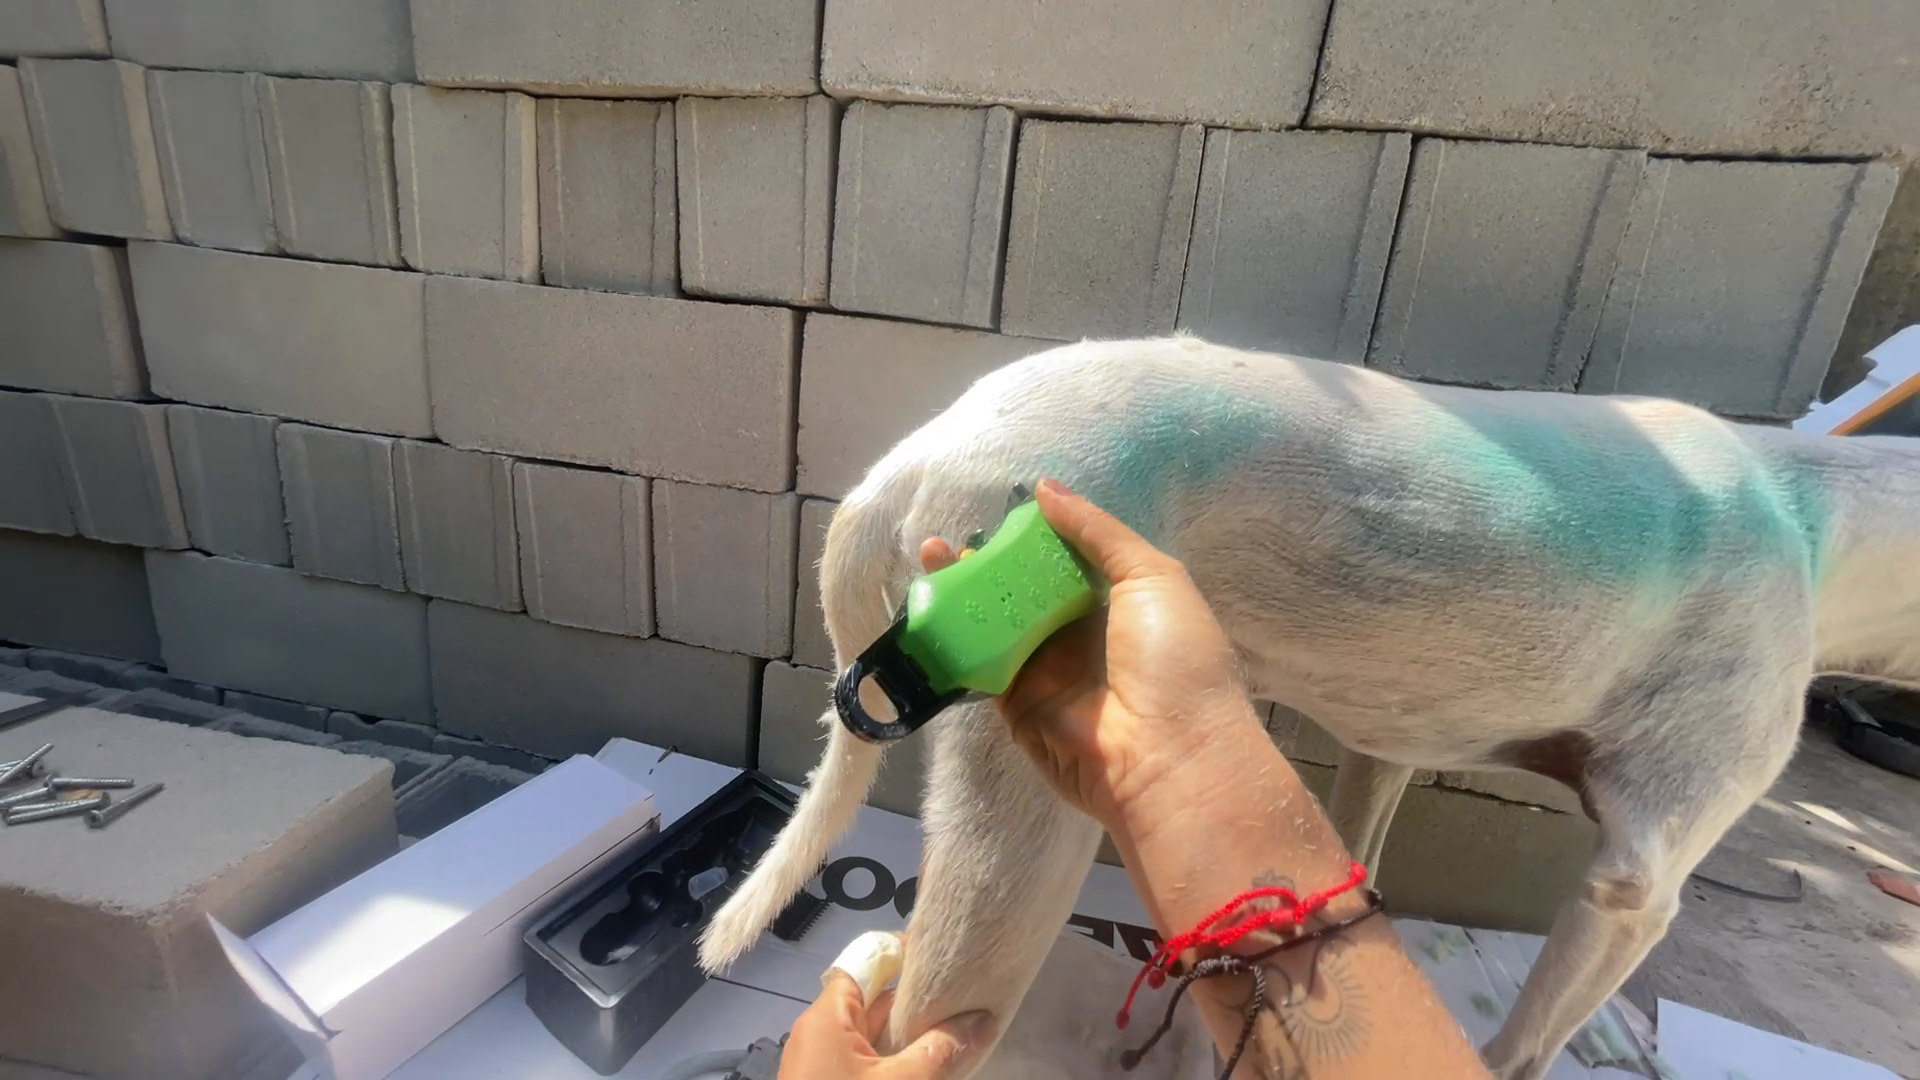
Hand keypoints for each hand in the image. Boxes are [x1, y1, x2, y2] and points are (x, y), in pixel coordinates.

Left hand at [778, 972, 992, 1078]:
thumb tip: (984, 1021)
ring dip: (908, 1040)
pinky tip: (925, 1072)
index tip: (942, 963)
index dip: (905, 957)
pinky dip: (892, 1064)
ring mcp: (821, 1063)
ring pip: (873, 1035)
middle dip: (916, 1006)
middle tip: (960, 1006)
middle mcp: (820, 1030)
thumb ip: (941, 1051)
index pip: (869, 962)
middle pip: (874, 1000)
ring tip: (952, 1037)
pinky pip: (864, 1063)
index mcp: (827, 1014)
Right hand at [917, 479, 1269, 831]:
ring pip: (995, 620)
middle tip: (957, 537)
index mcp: (1115, 602)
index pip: (1065, 560)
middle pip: (1023, 588)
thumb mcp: (1151, 576)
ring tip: (932, 554)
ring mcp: (1044, 669)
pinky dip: (955, 634)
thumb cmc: (1171, 656)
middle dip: (990, 561)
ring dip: (963, 589)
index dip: (1035, 536)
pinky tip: (929, 604)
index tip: (1003, 514)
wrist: (1168, 755)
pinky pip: (981, 661)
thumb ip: (1097, 530)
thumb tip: (1046, 488)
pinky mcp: (1015, 702)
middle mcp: (1076, 633)